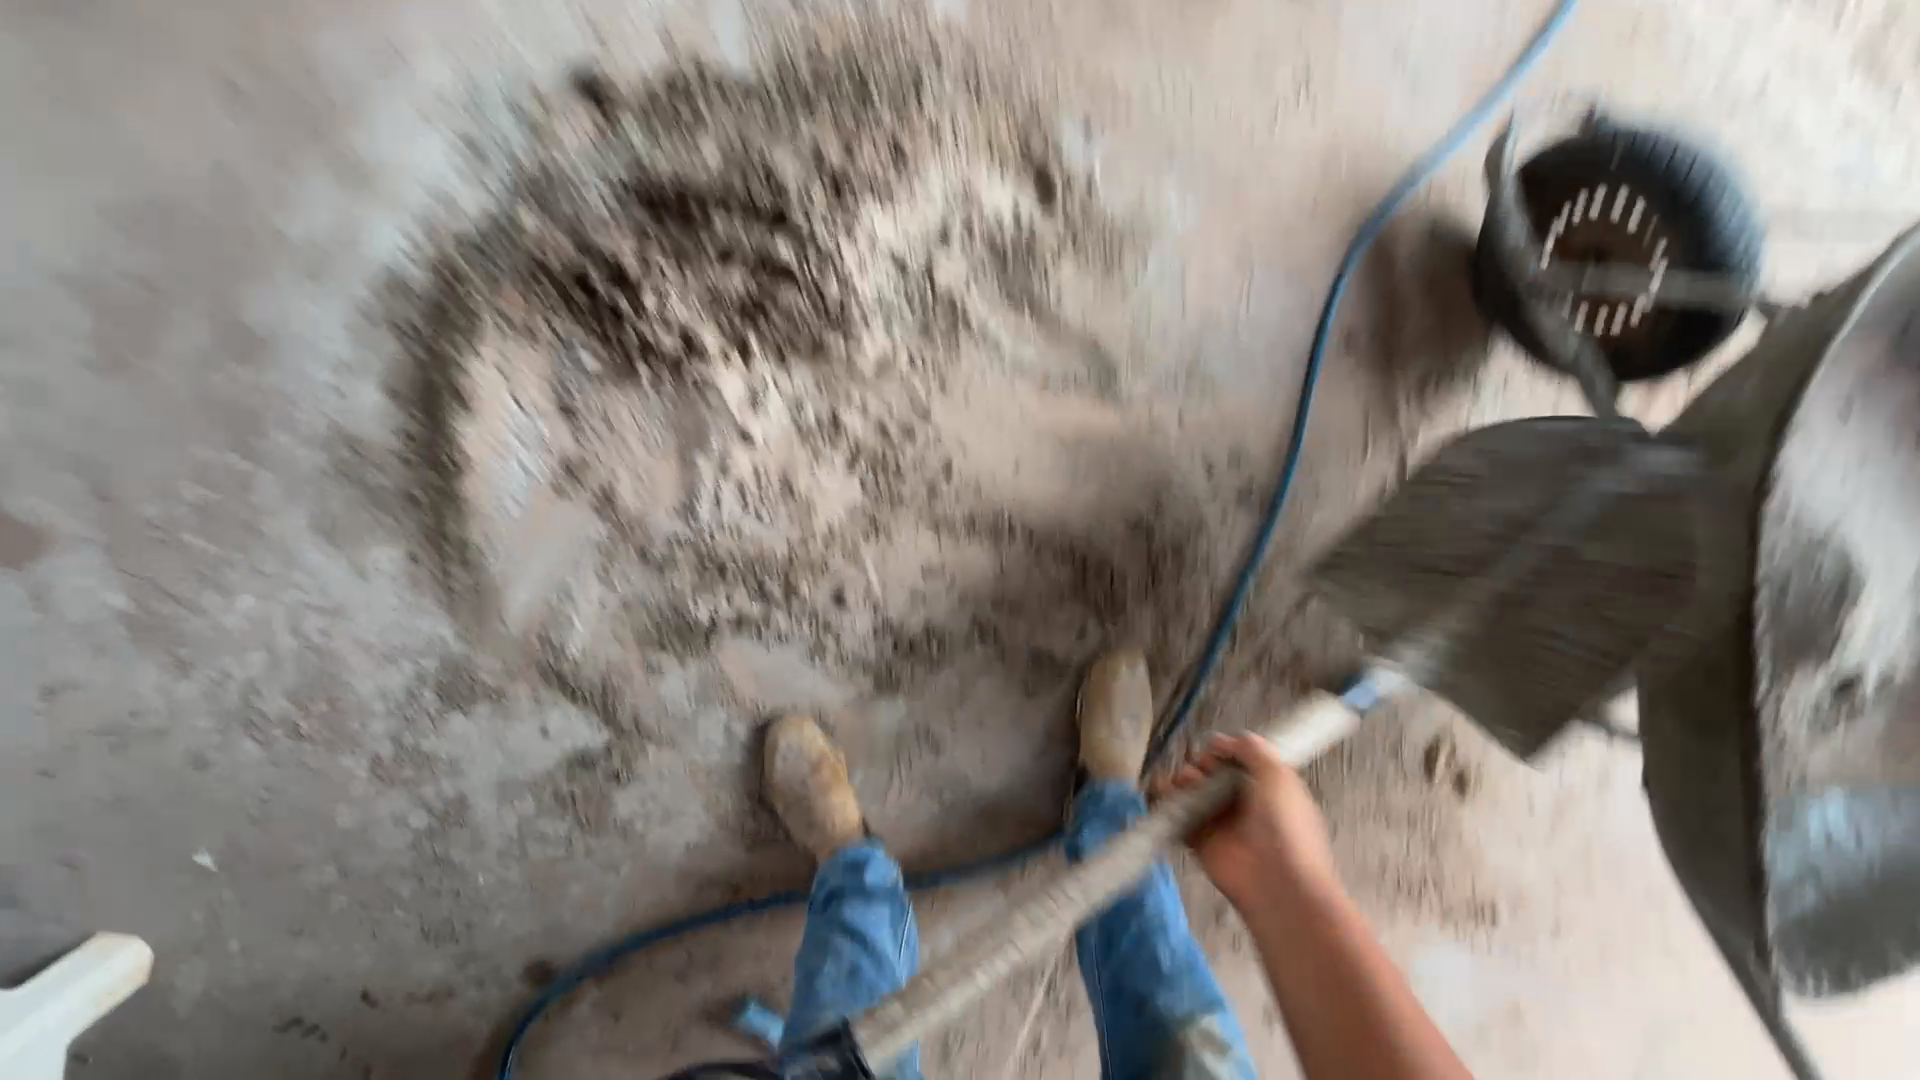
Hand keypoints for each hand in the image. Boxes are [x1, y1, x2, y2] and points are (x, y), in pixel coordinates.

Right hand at [1157, 732, 1341, 910]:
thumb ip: (1253, 751)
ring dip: (1184, 781)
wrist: (1279, 883)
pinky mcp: (1202, 843)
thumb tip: (1226, 739)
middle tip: (1199, 767)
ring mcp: (1221, 824)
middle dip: (1202, 764)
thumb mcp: (1279, 777)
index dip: (1225, 751)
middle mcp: (1244, 803)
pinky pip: (1180, 819)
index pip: (1240, 761)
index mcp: (1268, 787)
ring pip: (1194, 793)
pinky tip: (1163, 793)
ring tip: (1184, 782)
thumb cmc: (1285, 826)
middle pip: (1213, 774)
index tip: (1215, 748)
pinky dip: (1168, 804)